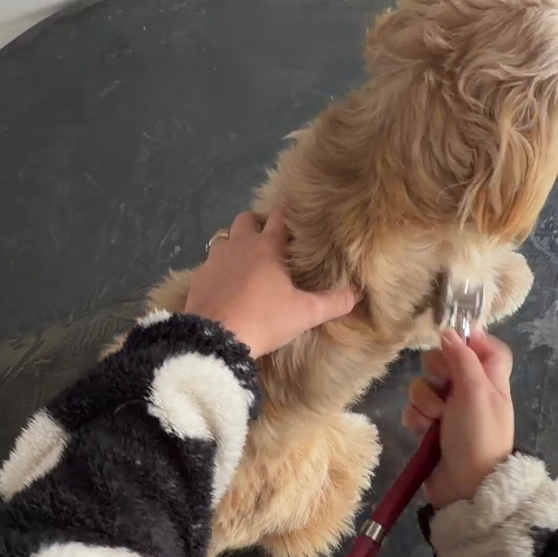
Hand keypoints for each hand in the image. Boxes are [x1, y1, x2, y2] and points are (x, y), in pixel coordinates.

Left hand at [184, 211, 359, 356]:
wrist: (215, 339)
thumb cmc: (264, 320)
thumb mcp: (305, 314)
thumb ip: (334, 302)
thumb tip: (359, 292)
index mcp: (267, 246)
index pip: (281, 217)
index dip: (290, 217)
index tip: (298, 224)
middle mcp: (239, 244)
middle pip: (248, 218)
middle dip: (258, 225)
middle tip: (270, 244)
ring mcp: (215, 258)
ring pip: (225, 237)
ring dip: (236, 244)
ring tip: (246, 263)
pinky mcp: (198, 276)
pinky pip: (210, 263)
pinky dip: (219, 268)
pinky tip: (225, 285)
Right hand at [402, 330, 514, 504]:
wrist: (467, 488)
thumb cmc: (479, 436)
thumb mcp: (476, 391)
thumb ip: (462, 358)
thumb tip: (449, 331)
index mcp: (490, 379)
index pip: (485, 346)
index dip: (469, 340)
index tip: (451, 341)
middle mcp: (469, 390)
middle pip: (445, 360)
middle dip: (436, 371)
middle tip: (444, 386)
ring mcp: (447, 410)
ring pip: (423, 385)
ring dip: (424, 400)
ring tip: (436, 419)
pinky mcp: (428, 427)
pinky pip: (412, 409)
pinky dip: (416, 419)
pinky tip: (424, 432)